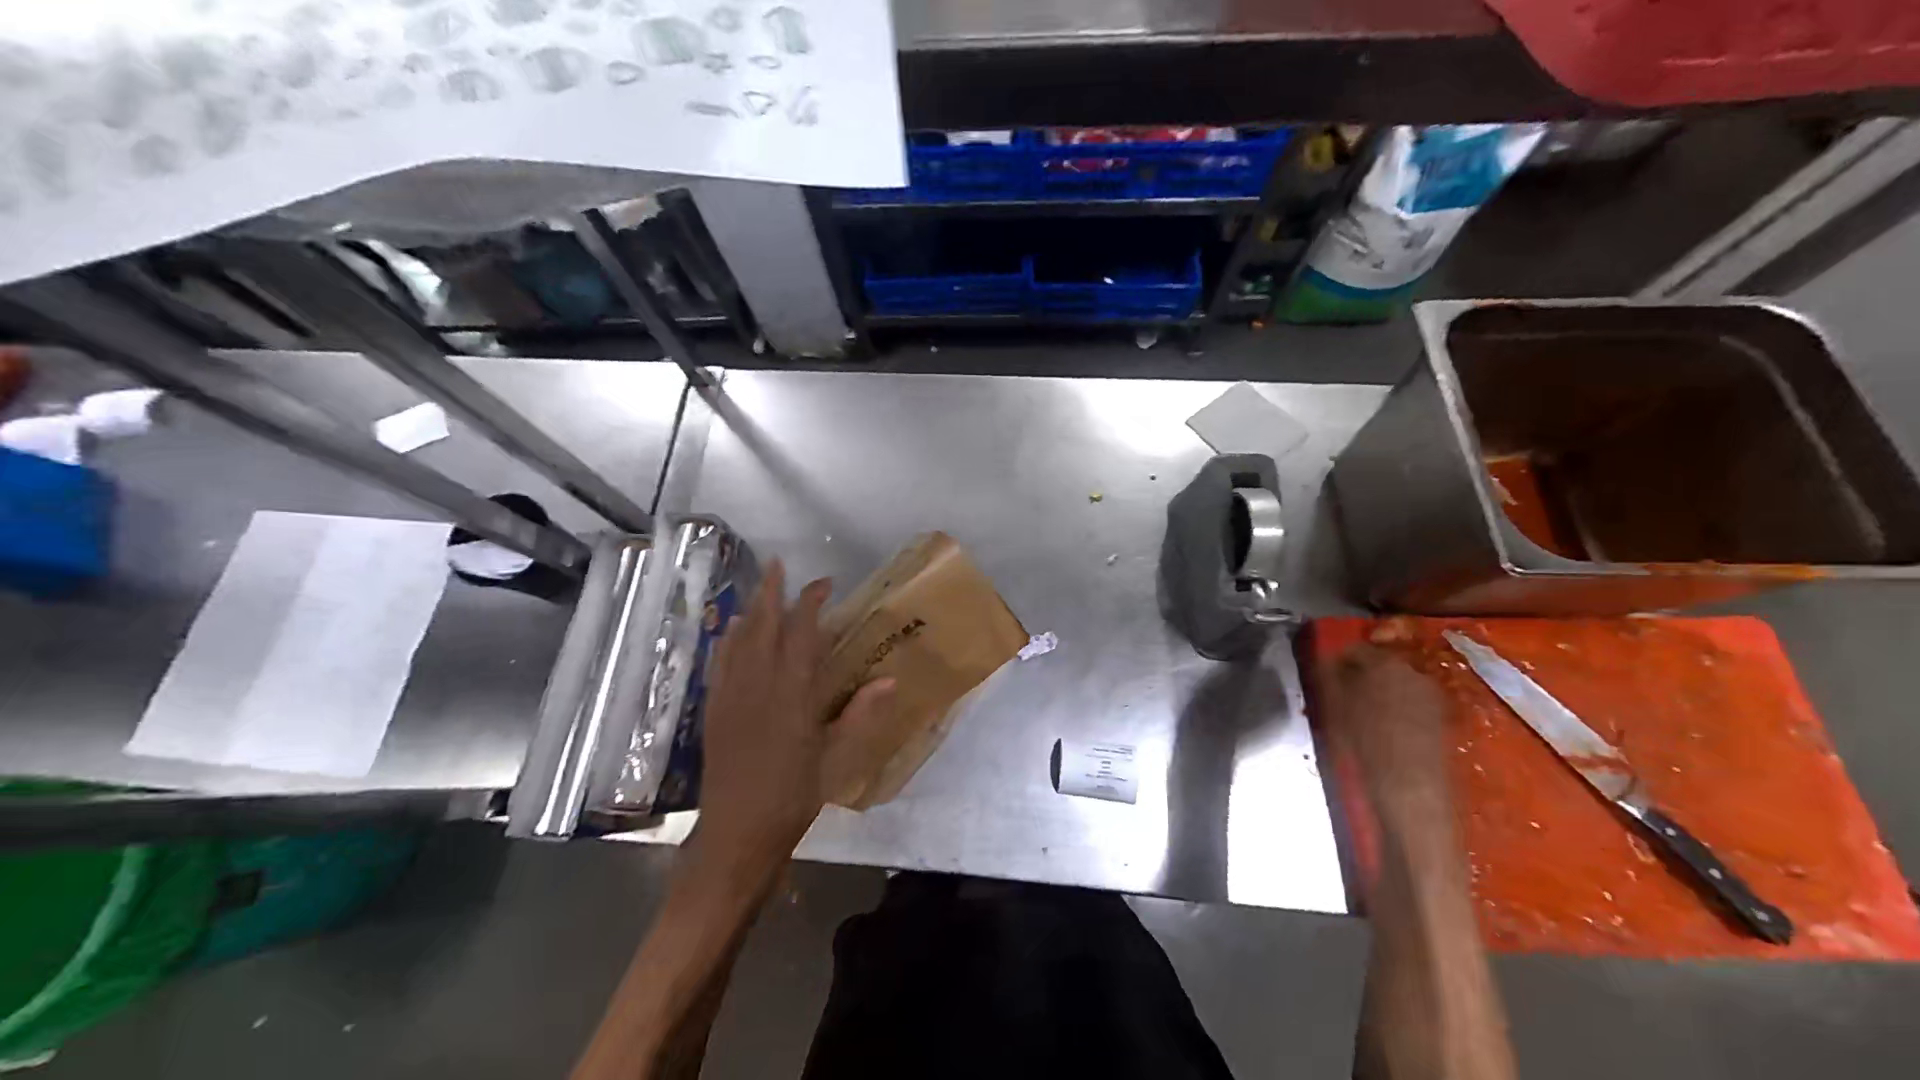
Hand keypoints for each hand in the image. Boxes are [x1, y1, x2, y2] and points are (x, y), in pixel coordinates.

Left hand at [697, 560, 894, 869]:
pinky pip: (720, 663)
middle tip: (778, 564)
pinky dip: (728, 641)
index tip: (825, 583)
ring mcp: (730, 696)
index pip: (801, 633)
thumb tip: (890, 679)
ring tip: (759, 591)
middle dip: (771, 591)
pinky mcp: (714, 711)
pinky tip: (731, 634)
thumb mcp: (834, 757)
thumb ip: (860, 713)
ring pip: (738, 640)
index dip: (811, 602)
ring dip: (750, 610)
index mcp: (792, 694)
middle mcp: (757, 685)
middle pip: (763, 625)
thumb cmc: (793, 797)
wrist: (736, 834)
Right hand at [1319, 644, 1449, 811]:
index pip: (1355, 649)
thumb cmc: (1366, 743)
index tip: (1327, 674)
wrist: (1411, 784)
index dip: (1338, 660)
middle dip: (1361, 674)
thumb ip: (1330, 677)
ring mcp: (1430, 692)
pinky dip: (1397, 704)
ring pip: (1396, 681)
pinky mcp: (1441, 714)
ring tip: (1364, 711)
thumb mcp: (1336, 707)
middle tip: (1344, 693)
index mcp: (1383, 664)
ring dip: (1380, 689)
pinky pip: (1411, 699)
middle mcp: (1411, 671)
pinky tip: (1386, 725)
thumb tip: (1325, 661)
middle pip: (1379, 663)